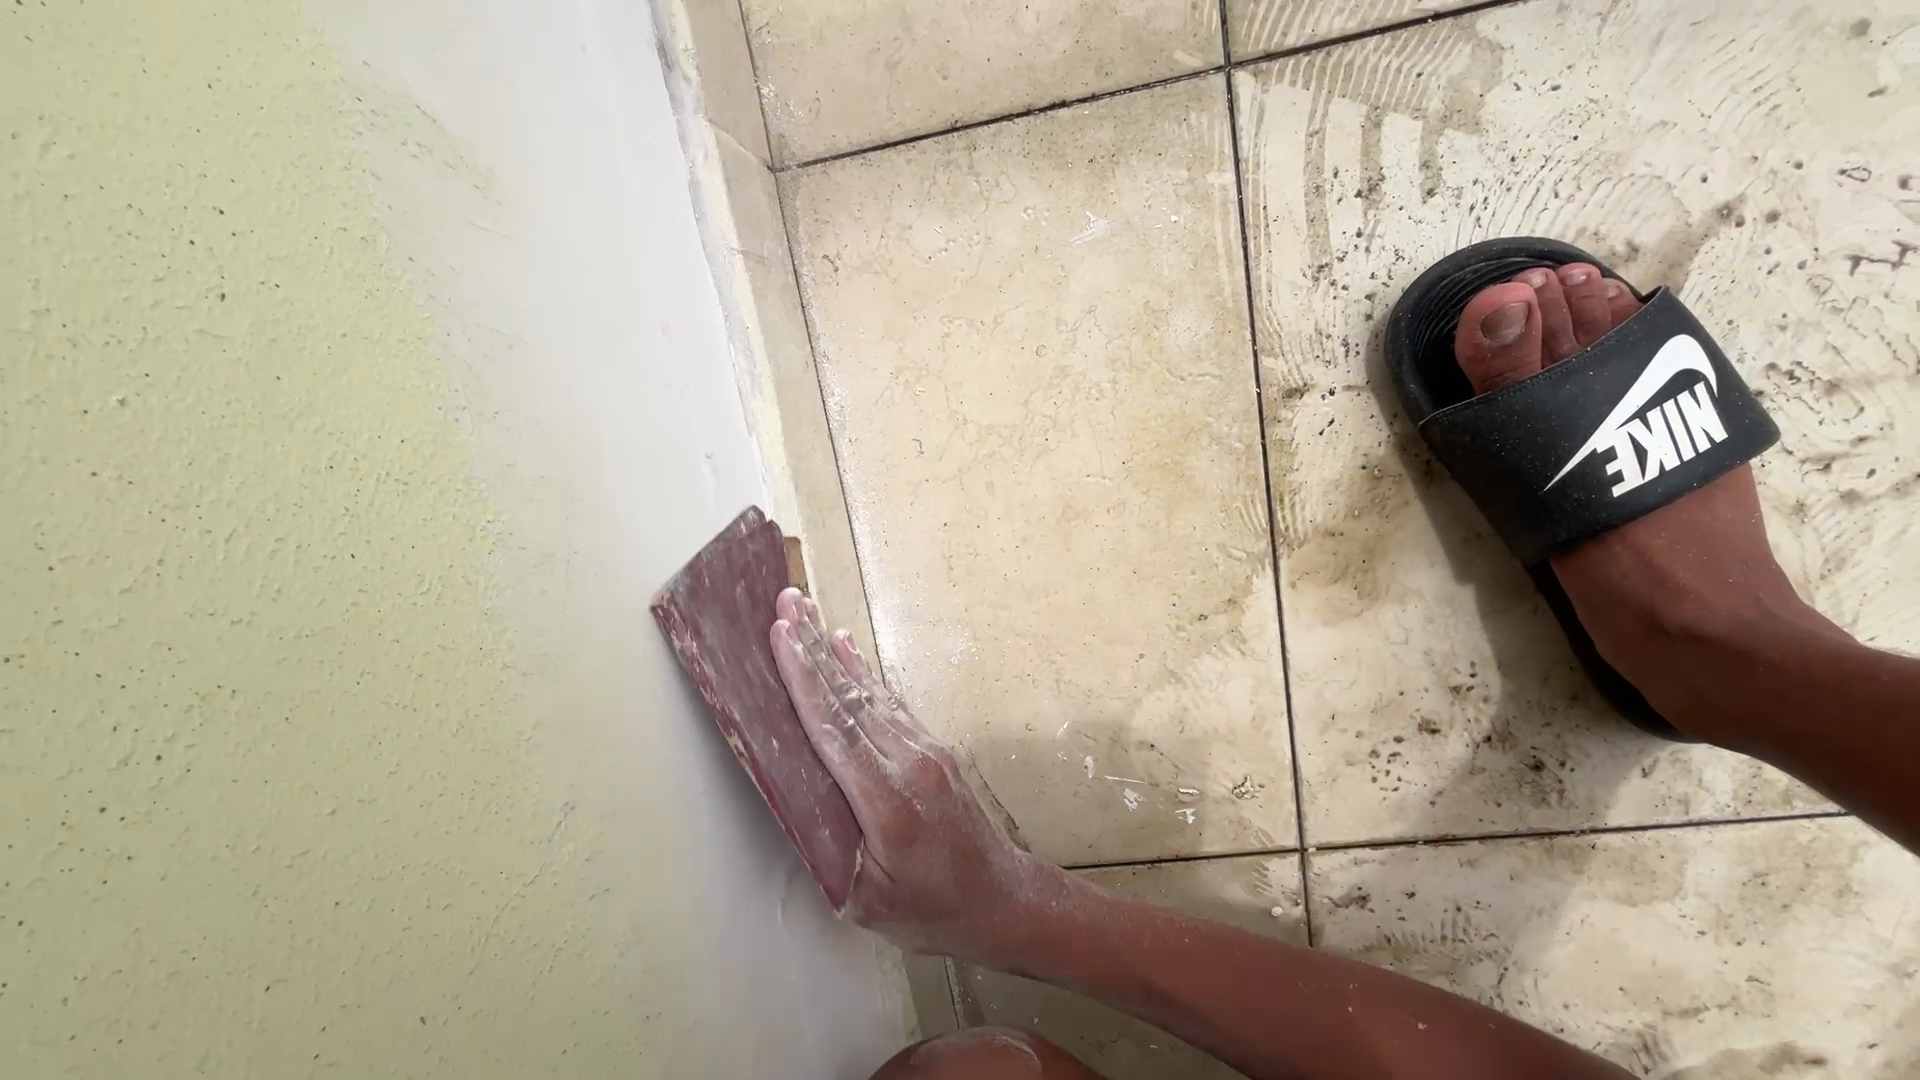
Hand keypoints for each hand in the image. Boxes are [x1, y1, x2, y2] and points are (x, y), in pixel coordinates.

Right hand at [769, 588, 1054, 958]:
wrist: (1003, 898)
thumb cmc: (933, 909)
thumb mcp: (868, 900)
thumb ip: (828, 849)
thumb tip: (793, 799)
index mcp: (887, 799)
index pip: (835, 728)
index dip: (805, 678)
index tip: (782, 635)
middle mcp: (909, 761)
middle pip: (850, 696)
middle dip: (813, 647)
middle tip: (787, 602)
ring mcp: (926, 749)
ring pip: (870, 693)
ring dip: (834, 652)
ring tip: (809, 614)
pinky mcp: (934, 748)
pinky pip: (890, 704)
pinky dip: (864, 674)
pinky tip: (847, 649)